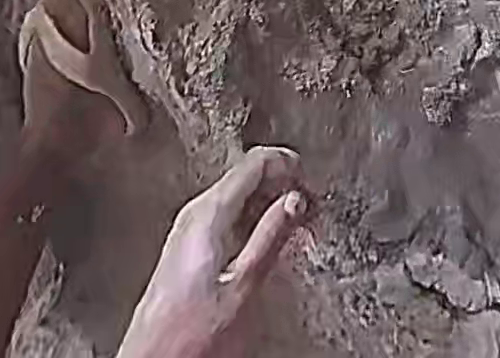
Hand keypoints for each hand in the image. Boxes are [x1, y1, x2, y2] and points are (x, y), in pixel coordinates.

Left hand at [117, 147, 308, 357]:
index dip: (289, 165)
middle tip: (309, 208)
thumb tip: (296, 198)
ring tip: (296, 225)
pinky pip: (229, 214)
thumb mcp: (243, 285)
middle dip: (283, 184)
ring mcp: (190, 228)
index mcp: (209, 212)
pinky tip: (268, 242)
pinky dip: (255, 219)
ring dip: (271, 203)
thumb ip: (272, 235)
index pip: (256, 161)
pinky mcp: (189, 246)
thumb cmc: (189, 337)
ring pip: (240, 194)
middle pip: (248, 175)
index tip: (310, 185)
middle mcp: (196, 212)